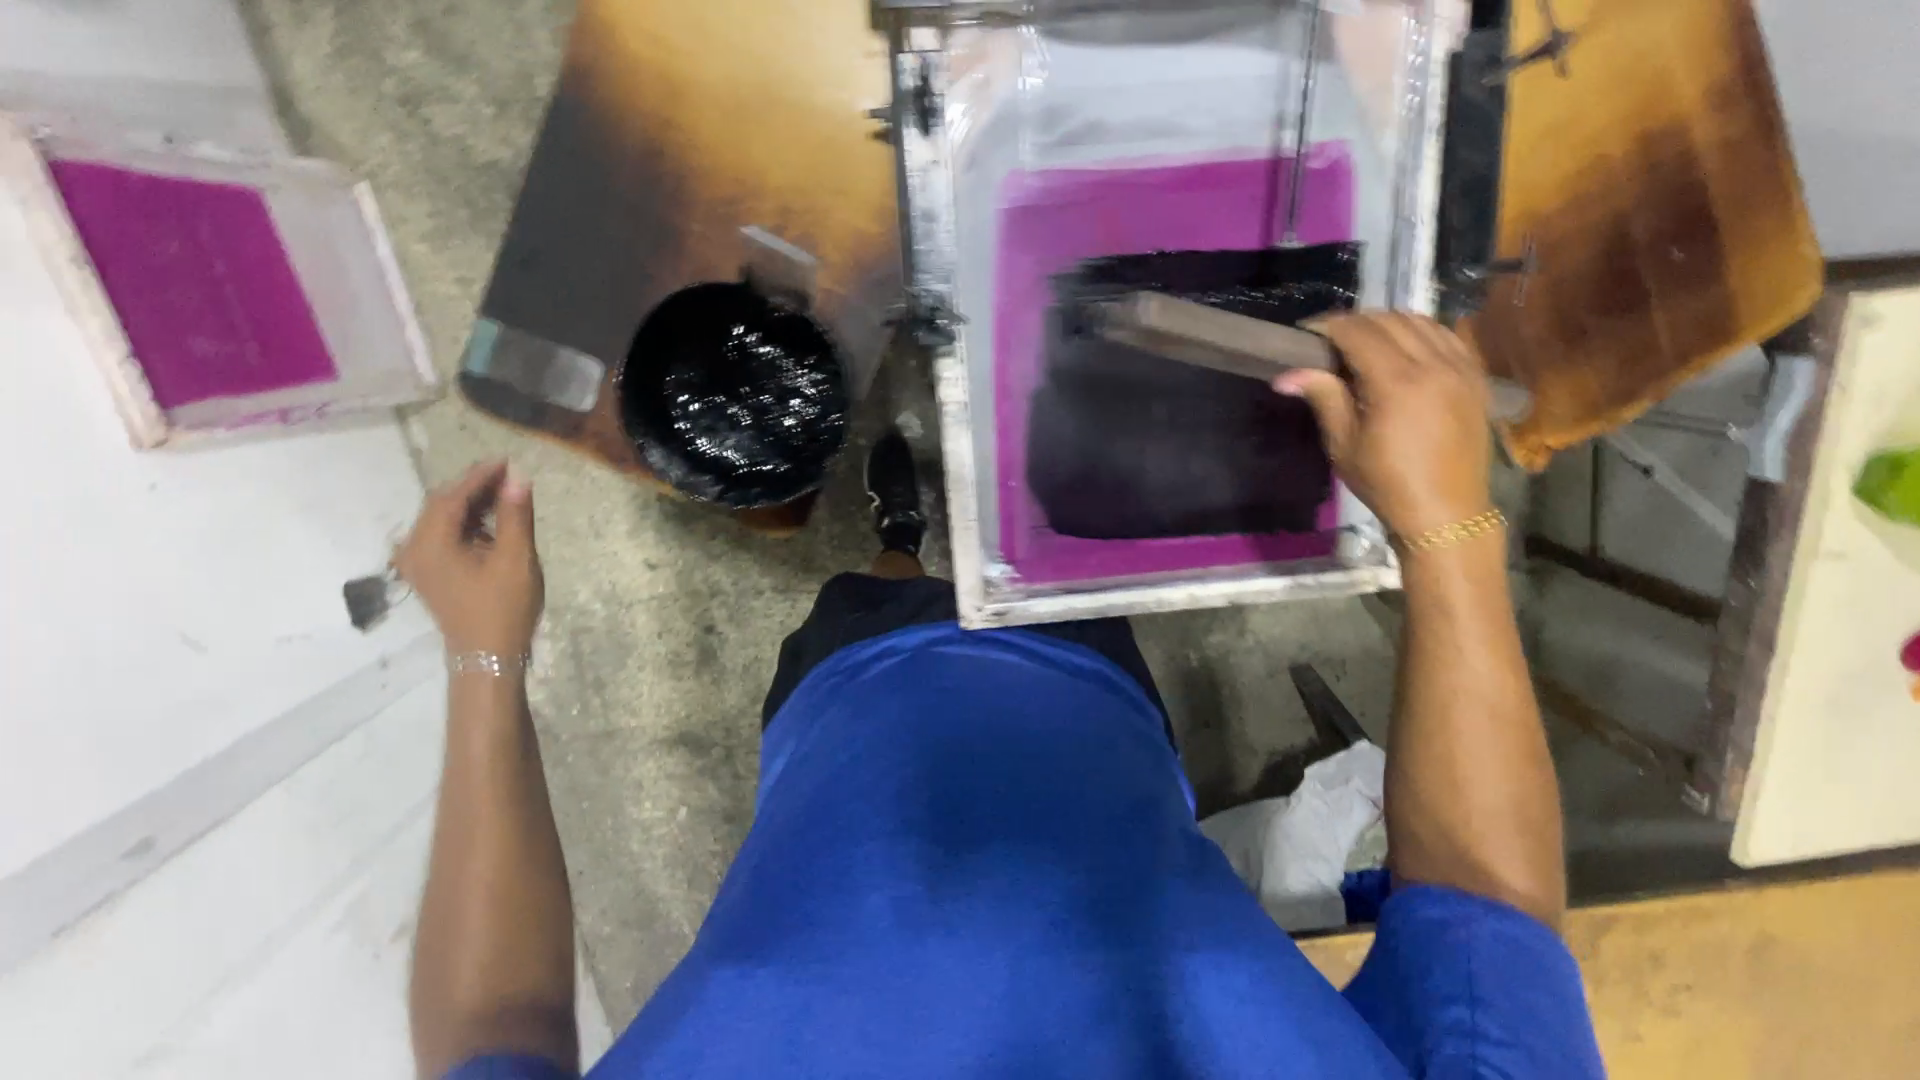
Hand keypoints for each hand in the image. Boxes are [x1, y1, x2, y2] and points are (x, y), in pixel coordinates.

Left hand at [394, 461, 544, 657]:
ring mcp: (417, 563)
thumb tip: (518, 477)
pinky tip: (490, 523)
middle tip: (508, 476)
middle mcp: (413, 549)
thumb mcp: (515, 559)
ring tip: (504, 495)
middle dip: (474, 488)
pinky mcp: (428, 573)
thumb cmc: (503, 608)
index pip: (453, 496)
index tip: (507, 461)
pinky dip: (465, 524)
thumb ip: (514, 516)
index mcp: (430, 543)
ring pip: (441, 520)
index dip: (481, 476)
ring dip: (470, 505)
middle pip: (441, 504)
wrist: (487, 657)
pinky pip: (442, 536)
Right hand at [1273, 313, 1491, 541]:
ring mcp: (1461, 367)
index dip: (1328, 326)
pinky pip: (1447, 335)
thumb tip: (1286, 374)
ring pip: (1420, 320)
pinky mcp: (1476, 376)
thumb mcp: (1344, 445)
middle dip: (1355, 322)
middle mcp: (1433, 364)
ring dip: (1388, 323)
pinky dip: (1420, 332)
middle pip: (1389, 319)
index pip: (1358, 332)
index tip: (1306, 334)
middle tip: (1330, 341)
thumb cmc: (1387, 484)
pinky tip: (1404, 350)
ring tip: (1365, 343)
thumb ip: (1323, 398)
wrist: (1447, 511)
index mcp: (1397, 383)